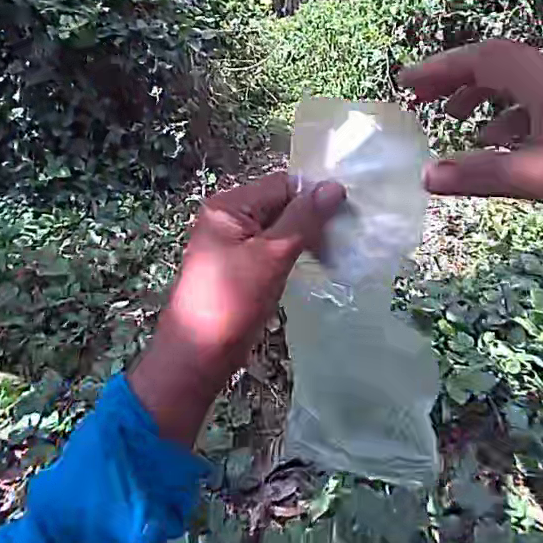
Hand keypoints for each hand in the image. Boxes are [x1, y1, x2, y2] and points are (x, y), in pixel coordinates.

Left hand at [129, 172, 345, 445]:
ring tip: (331, 257)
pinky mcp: (239, 266)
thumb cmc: (233, 301)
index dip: (313, 197)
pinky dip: (292, 253)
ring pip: (279, 227)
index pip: (282, 185)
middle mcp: (228, 217)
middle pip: (280, 203)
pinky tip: (313, 266)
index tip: (345, 217)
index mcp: (229, 206)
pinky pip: (271, 248)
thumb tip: (334, 186)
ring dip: (305, 237)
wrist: (197, 357)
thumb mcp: (271, 255)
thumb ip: (302, 219)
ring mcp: (232, 242)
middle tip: (341, 242)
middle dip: (311, 218)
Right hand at [397, 40, 542, 288]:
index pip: (480, 58)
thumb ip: (482, 175)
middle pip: (495, 63)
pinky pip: (536, 104)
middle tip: (420, 100)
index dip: (438, 68)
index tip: (403, 84)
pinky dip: (508, 118)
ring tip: (453, 121)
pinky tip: (501, 146)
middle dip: (453, 78)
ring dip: (480, 96)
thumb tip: (426, 177)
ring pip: (516, 84)